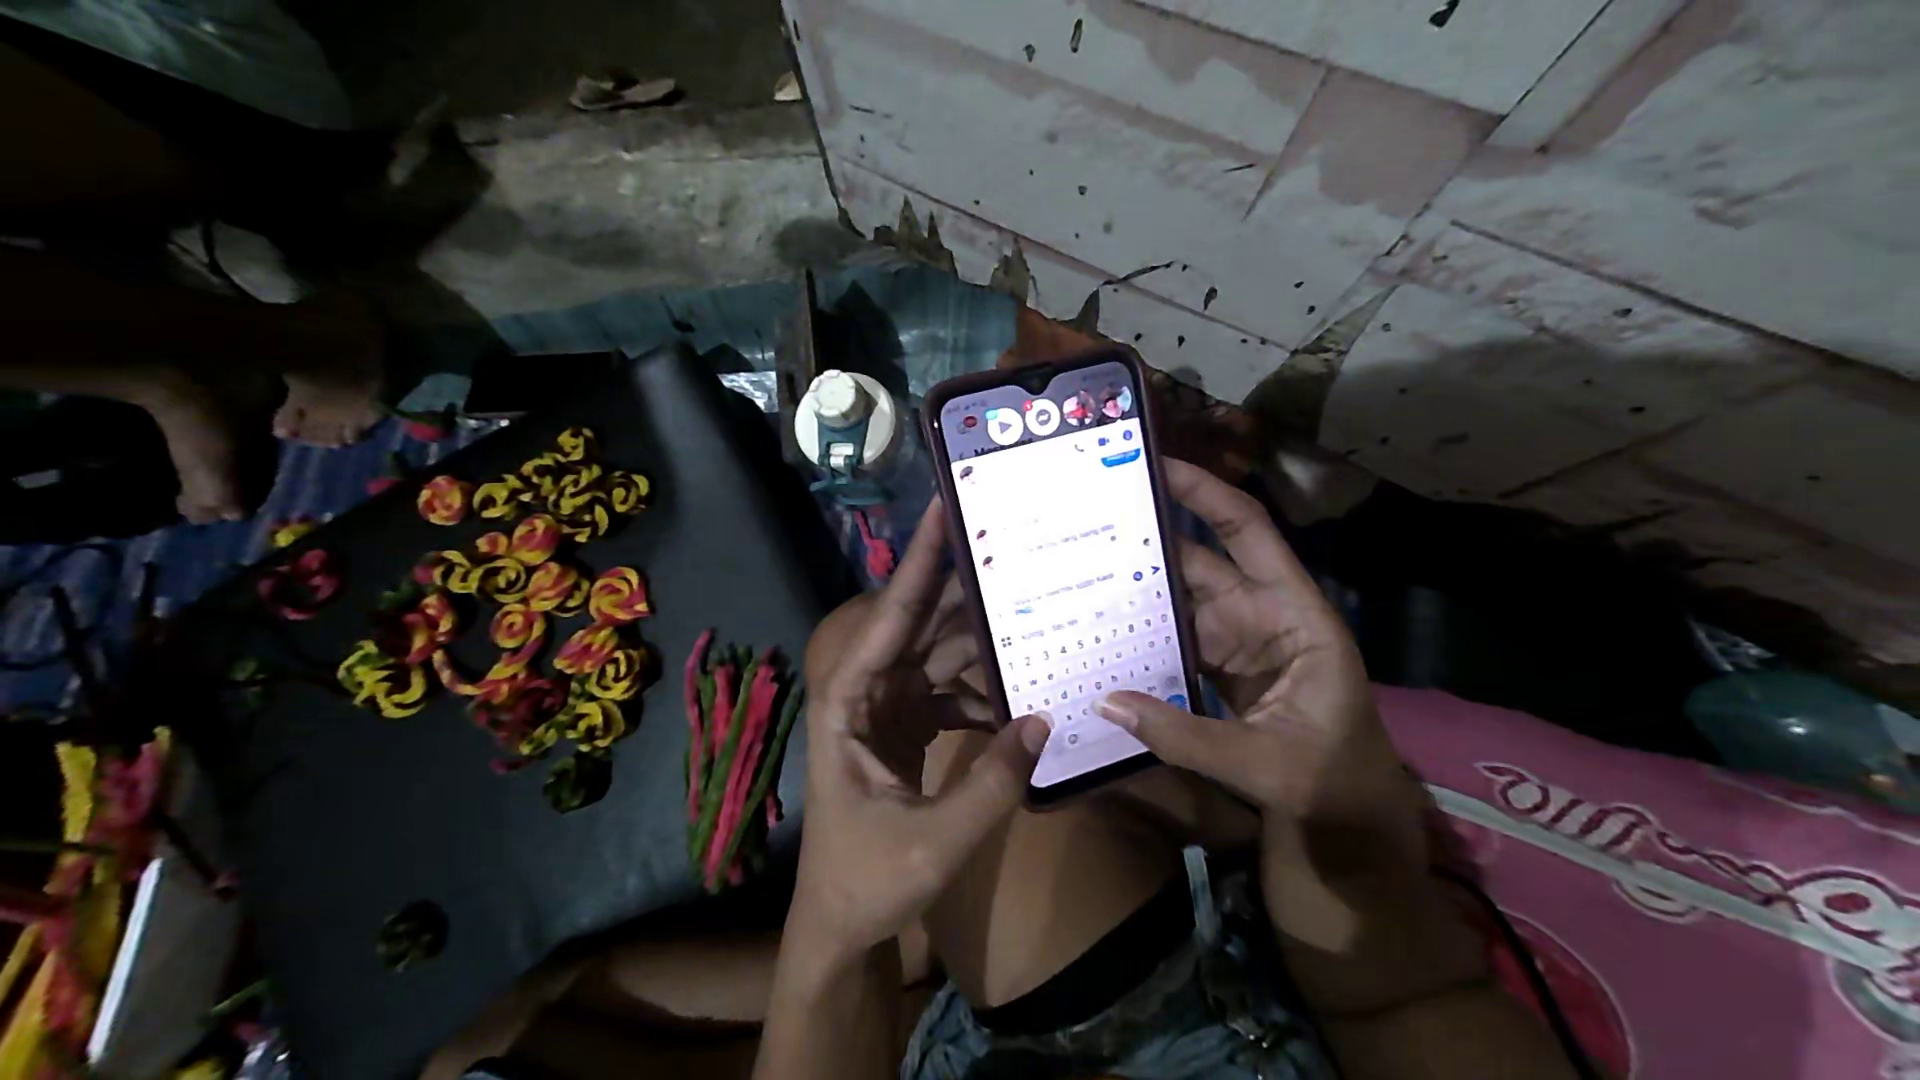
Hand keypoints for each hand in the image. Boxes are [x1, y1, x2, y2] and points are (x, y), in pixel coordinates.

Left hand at [790, 501, 1048, 962]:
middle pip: (917, 626)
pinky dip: (981, 690)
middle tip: (1013, 554)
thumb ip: (991, 784)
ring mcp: (887, 707)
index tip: (943, 511)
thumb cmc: (867, 881)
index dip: (917, 565)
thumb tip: (1043, 719)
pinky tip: (1018, 695)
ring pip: (937, 655)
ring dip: (980, 644)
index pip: (885, 620)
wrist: (842, 923)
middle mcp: (865, 692)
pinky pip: (948, 690)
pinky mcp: (906, 725)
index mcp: (848, 704)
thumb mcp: (934, 842)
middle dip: (962, 591)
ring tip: (1033, 619)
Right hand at [1098, 460, 1478, 1011]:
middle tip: (1091, 519)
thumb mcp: (1267, 764)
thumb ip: (1187, 737)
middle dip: (1151, 538)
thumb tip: (1108, 704)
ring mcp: (1235, 640)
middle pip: (1200, 561)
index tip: (1159, 466)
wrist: (1349, 822)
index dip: (1208, 495)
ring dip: (1137, 587)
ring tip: (1080, 571)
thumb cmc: (1333, 783)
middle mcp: (1262, 615)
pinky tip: (1100, 629)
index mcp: (1294, 617)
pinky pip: (1172, 637)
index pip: (1249, 535)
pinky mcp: (1216, 667)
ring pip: (1179, 599)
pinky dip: (1140, 631)